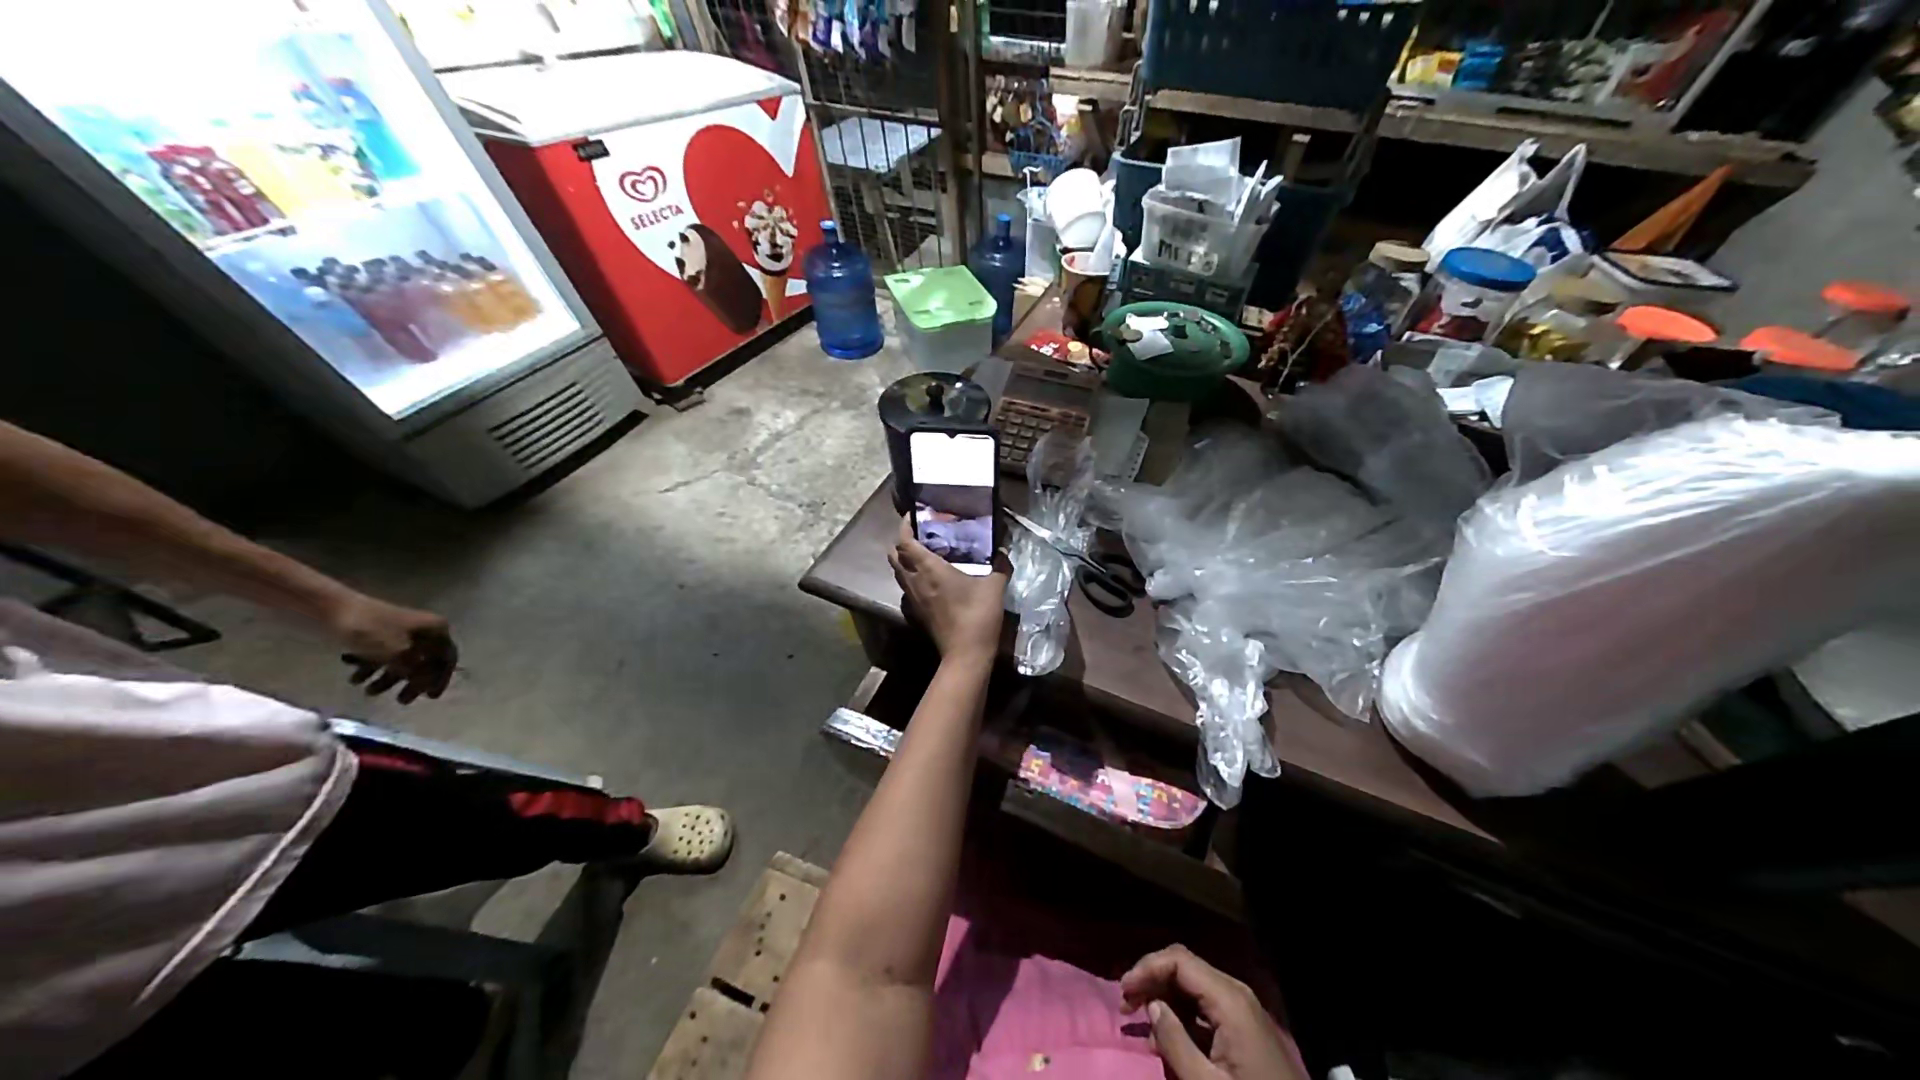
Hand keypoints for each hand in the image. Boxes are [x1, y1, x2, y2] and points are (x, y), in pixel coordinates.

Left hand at [328, 593, 457, 703]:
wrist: (332, 609)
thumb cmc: (371, 630)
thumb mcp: (398, 653)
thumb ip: (417, 671)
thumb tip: (428, 684)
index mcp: (435, 629)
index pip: (447, 658)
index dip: (440, 679)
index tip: (429, 698)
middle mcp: (424, 629)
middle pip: (425, 662)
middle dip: (411, 682)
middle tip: (400, 700)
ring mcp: (401, 631)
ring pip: (402, 661)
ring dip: (387, 679)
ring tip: (368, 691)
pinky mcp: (380, 634)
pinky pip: (383, 656)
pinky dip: (371, 669)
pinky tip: (355, 678)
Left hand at [889, 515, 1007, 662]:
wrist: (966, 654)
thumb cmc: (977, 615)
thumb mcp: (995, 585)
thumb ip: (999, 564)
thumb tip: (1002, 551)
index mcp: (928, 568)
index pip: (904, 541)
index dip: (904, 525)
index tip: (914, 515)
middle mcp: (914, 580)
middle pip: (894, 555)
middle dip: (901, 541)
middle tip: (920, 534)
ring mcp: (912, 598)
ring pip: (899, 572)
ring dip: (905, 560)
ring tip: (925, 553)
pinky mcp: (916, 612)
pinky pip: (906, 588)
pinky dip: (911, 578)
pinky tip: (930, 580)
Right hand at [1121, 945, 1305, 1079]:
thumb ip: (1174, 1042)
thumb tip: (1152, 1006)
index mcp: (1228, 1000)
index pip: (1178, 960)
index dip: (1146, 969)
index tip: (1122, 993)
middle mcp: (1235, 993)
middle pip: (1184, 966)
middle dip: (1151, 980)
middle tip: (1125, 1005)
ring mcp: (1242, 1008)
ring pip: (1192, 983)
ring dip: (1163, 995)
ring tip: (1139, 1021)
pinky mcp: (1243, 1025)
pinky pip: (1205, 1004)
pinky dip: (1180, 1011)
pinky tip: (1164, 1034)